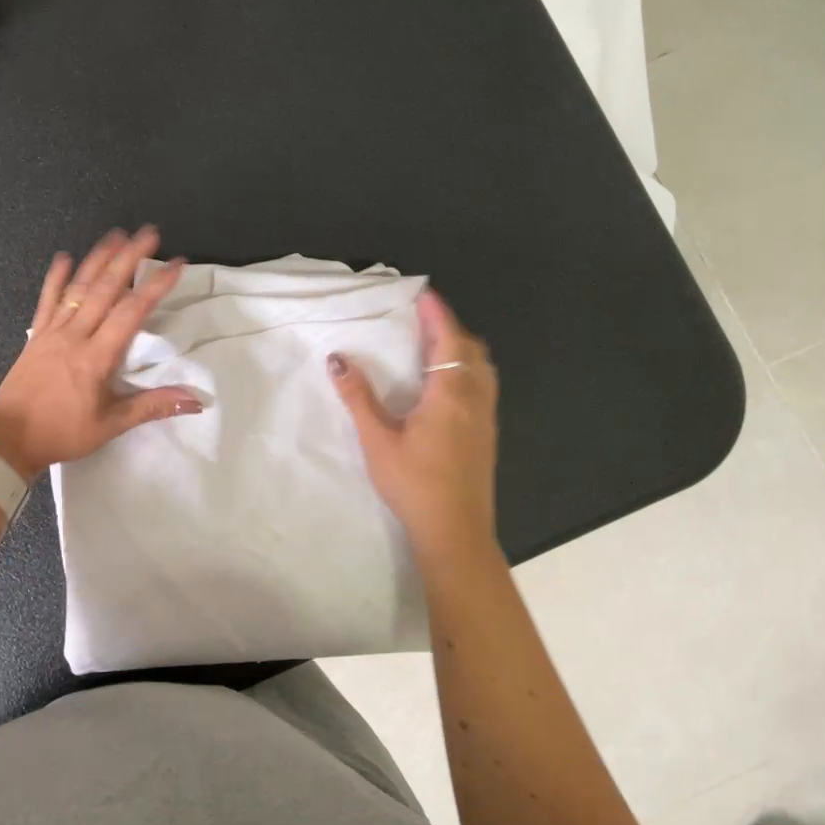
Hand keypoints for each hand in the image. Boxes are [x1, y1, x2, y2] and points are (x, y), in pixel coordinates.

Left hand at [0, 226, 201, 479]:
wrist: (10, 439)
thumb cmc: (62, 433)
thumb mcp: (111, 426)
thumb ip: (152, 407)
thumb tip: (195, 399)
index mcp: (97, 357)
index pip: (132, 312)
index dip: (156, 286)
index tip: (176, 265)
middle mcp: (75, 336)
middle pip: (105, 289)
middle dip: (129, 258)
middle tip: (148, 233)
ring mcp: (52, 332)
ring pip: (78, 288)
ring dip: (98, 259)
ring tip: (116, 235)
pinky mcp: (35, 336)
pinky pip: (47, 301)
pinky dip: (56, 278)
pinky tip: (65, 257)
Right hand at [327, 289, 499, 555]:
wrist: (455, 532)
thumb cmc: (414, 484)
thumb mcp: (377, 440)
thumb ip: (358, 398)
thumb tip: (338, 360)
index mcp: (450, 396)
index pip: (448, 341)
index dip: (437, 314)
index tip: (422, 293)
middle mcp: (475, 400)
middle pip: (471, 350)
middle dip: (450, 328)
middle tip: (422, 317)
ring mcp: (486, 419)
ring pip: (482, 369)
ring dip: (461, 348)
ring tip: (433, 344)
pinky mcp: (487, 435)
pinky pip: (482, 386)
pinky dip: (466, 369)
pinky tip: (445, 384)